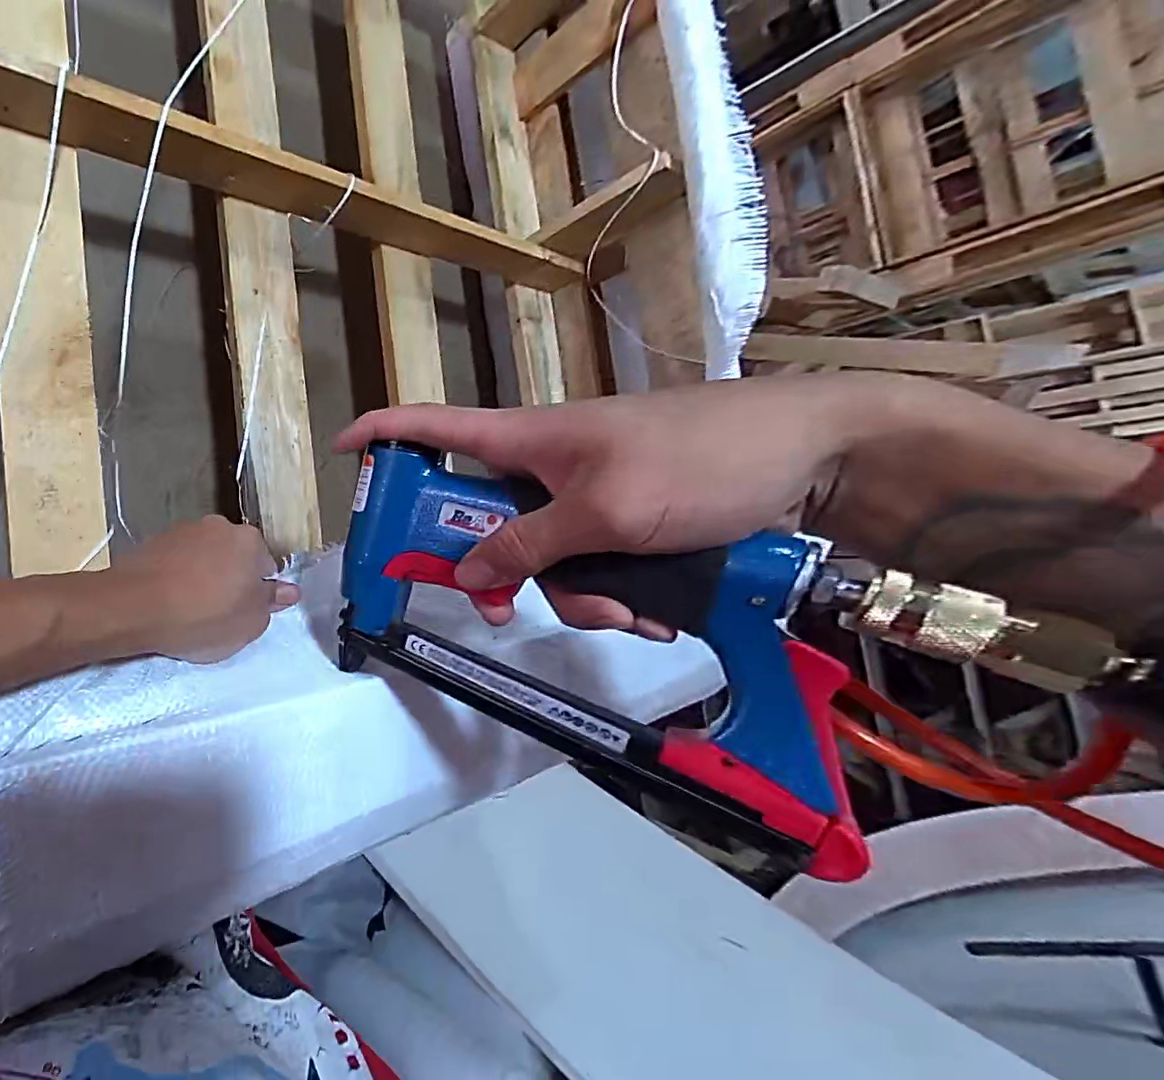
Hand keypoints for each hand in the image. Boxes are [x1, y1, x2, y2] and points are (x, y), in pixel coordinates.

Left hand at [112, 516, 299, 662]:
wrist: (134, 605)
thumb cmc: (202, 617)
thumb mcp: (248, 624)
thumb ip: (270, 604)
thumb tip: (288, 591)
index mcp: (250, 541)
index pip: (267, 567)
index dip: (258, 593)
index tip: (244, 613)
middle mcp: (220, 526)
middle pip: (235, 557)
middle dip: (230, 580)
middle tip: (218, 613)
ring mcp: (184, 529)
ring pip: (204, 557)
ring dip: (202, 576)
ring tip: (188, 609)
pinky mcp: (155, 539)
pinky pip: (177, 561)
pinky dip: (177, 576)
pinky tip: (168, 600)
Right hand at [331, 375, 904, 632]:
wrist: (819, 456)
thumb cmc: (698, 459)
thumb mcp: (603, 512)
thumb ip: (527, 544)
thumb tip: (464, 572)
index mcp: (523, 441)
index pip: (431, 426)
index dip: (382, 434)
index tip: (344, 452)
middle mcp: (541, 469)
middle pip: (480, 522)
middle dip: (494, 572)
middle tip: (498, 610)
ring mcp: (582, 498)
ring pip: (540, 559)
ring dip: (575, 597)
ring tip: (631, 615)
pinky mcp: (623, 524)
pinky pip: (589, 569)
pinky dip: (613, 596)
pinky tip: (655, 612)